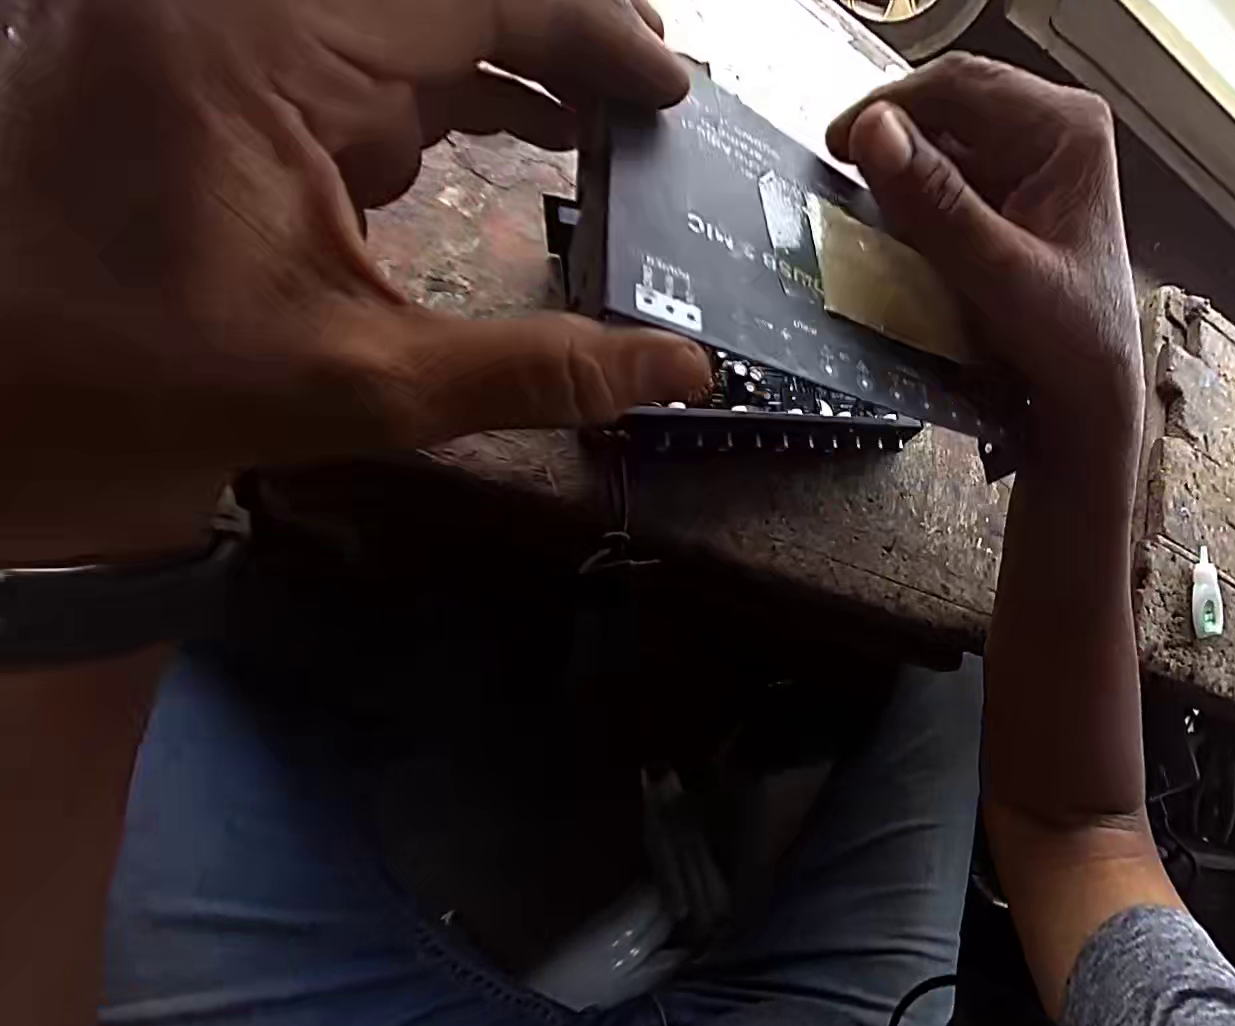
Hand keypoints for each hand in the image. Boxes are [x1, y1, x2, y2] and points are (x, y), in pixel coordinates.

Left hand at [0, 0, 710, 561]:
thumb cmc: (154, 377)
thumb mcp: (380, 384)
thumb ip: (547, 372)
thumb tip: (685, 368)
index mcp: (245, 41)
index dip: (586, 25)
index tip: (673, 87)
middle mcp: (235, 9)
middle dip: (568, 23)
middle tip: (661, 86)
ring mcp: (239, 39)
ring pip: (424, 13)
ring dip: (533, 49)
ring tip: (622, 106)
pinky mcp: (250, 82)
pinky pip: (397, 54)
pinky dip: (487, 83)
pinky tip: (546, 124)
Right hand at [825, 54, 1142, 464]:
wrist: (1089, 390)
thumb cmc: (1073, 341)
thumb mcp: (1001, 275)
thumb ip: (939, 207)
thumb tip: (875, 134)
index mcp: (1066, 133)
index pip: (961, 89)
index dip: (891, 108)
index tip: (841, 142)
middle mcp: (1054, 139)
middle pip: (953, 113)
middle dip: (898, 144)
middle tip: (853, 178)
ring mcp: (1035, 172)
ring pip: (949, 149)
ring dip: (909, 178)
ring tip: (883, 216)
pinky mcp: (1017, 205)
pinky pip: (955, 185)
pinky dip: (924, 205)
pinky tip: (913, 234)